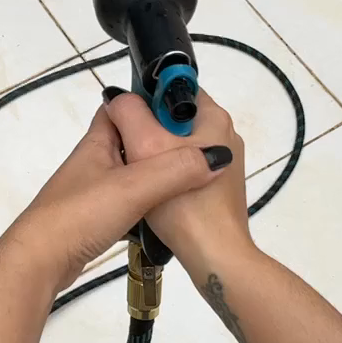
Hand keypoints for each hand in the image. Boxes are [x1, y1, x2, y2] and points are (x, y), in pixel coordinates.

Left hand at [0, 95, 233, 292]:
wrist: (39, 262)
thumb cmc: (80, 214)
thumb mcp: (134, 187)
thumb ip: (176, 170)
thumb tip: (219, 156)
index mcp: (97, 142)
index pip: (123, 107)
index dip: (150, 102)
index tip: (185, 108)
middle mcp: (94, 161)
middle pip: (132, 142)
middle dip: (160, 143)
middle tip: (199, 149)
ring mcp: (92, 192)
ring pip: (131, 175)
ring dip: (156, 177)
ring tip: (192, 182)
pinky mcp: (93, 219)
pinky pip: (127, 203)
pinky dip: (146, 206)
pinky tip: (166, 215)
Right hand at [102, 89, 251, 269]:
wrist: (214, 255)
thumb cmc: (183, 200)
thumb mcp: (146, 147)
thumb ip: (128, 113)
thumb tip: (117, 98)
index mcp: (214, 118)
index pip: (176, 88)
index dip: (146, 98)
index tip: (127, 120)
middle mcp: (224, 135)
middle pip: (173, 119)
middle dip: (145, 130)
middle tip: (126, 150)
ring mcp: (223, 164)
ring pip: (175, 146)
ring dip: (152, 156)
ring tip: (135, 174)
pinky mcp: (217, 187)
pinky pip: (182, 169)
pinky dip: (164, 175)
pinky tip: (152, 192)